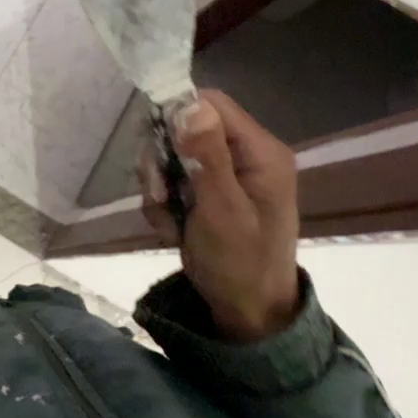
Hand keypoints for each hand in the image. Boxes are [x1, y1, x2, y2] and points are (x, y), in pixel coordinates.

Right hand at [141, 90, 301, 341]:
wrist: (248, 314)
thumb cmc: (240, 264)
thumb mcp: (221, 211)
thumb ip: (207, 156)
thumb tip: (190, 103)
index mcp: (260, 151)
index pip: (210, 103)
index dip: (176, 118)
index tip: (157, 153)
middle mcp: (245, 153)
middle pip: (185, 126)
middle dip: (162, 162)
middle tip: (159, 196)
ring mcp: (227, 172)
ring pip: (172, 154)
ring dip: (159, 187)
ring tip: (169, 221)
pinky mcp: (209, 191)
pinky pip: (172, 179)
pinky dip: (164, 204)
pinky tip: (172, 228)